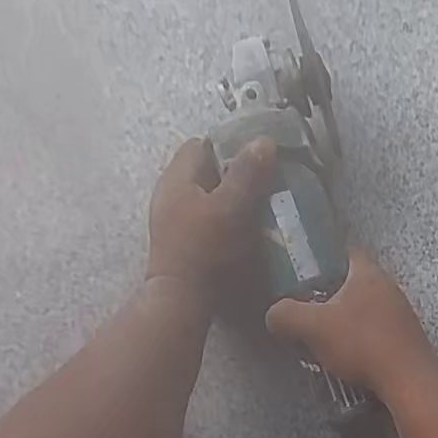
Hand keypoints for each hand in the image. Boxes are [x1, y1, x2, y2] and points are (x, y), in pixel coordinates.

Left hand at [147, 137, 276, 296]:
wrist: (182, 296)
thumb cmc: (205, 248)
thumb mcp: (230, 208)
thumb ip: (247, 175)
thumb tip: (265, 141)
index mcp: (177, 177)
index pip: (202, 146)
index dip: (230, 147)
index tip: (259, 159)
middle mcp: (171, 192)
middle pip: (206, 172)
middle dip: (235, 175)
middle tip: (267, 187)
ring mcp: (174, 218)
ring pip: (208, 196)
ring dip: (233, 200)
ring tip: (262, 211)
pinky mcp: (183, 240)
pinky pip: (208, 218)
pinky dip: (227, 219)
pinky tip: (246, 234)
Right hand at [265, 245, 437, 397]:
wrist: (409, 381)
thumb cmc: (361, 344)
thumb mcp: (311, 327)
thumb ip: (285, 315)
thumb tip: (276, 315)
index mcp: (369, 274)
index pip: (346, 252)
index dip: (323, 259)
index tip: (304, 274)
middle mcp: (391, 289)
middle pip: (355, 284)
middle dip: (331, 296)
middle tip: (310, 312)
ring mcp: (404, 315)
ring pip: (367, 310)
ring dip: (347, 322)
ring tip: (325, 340)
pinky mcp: (409, 340)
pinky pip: (379, 332)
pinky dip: (363, 340)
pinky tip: (350, 358)